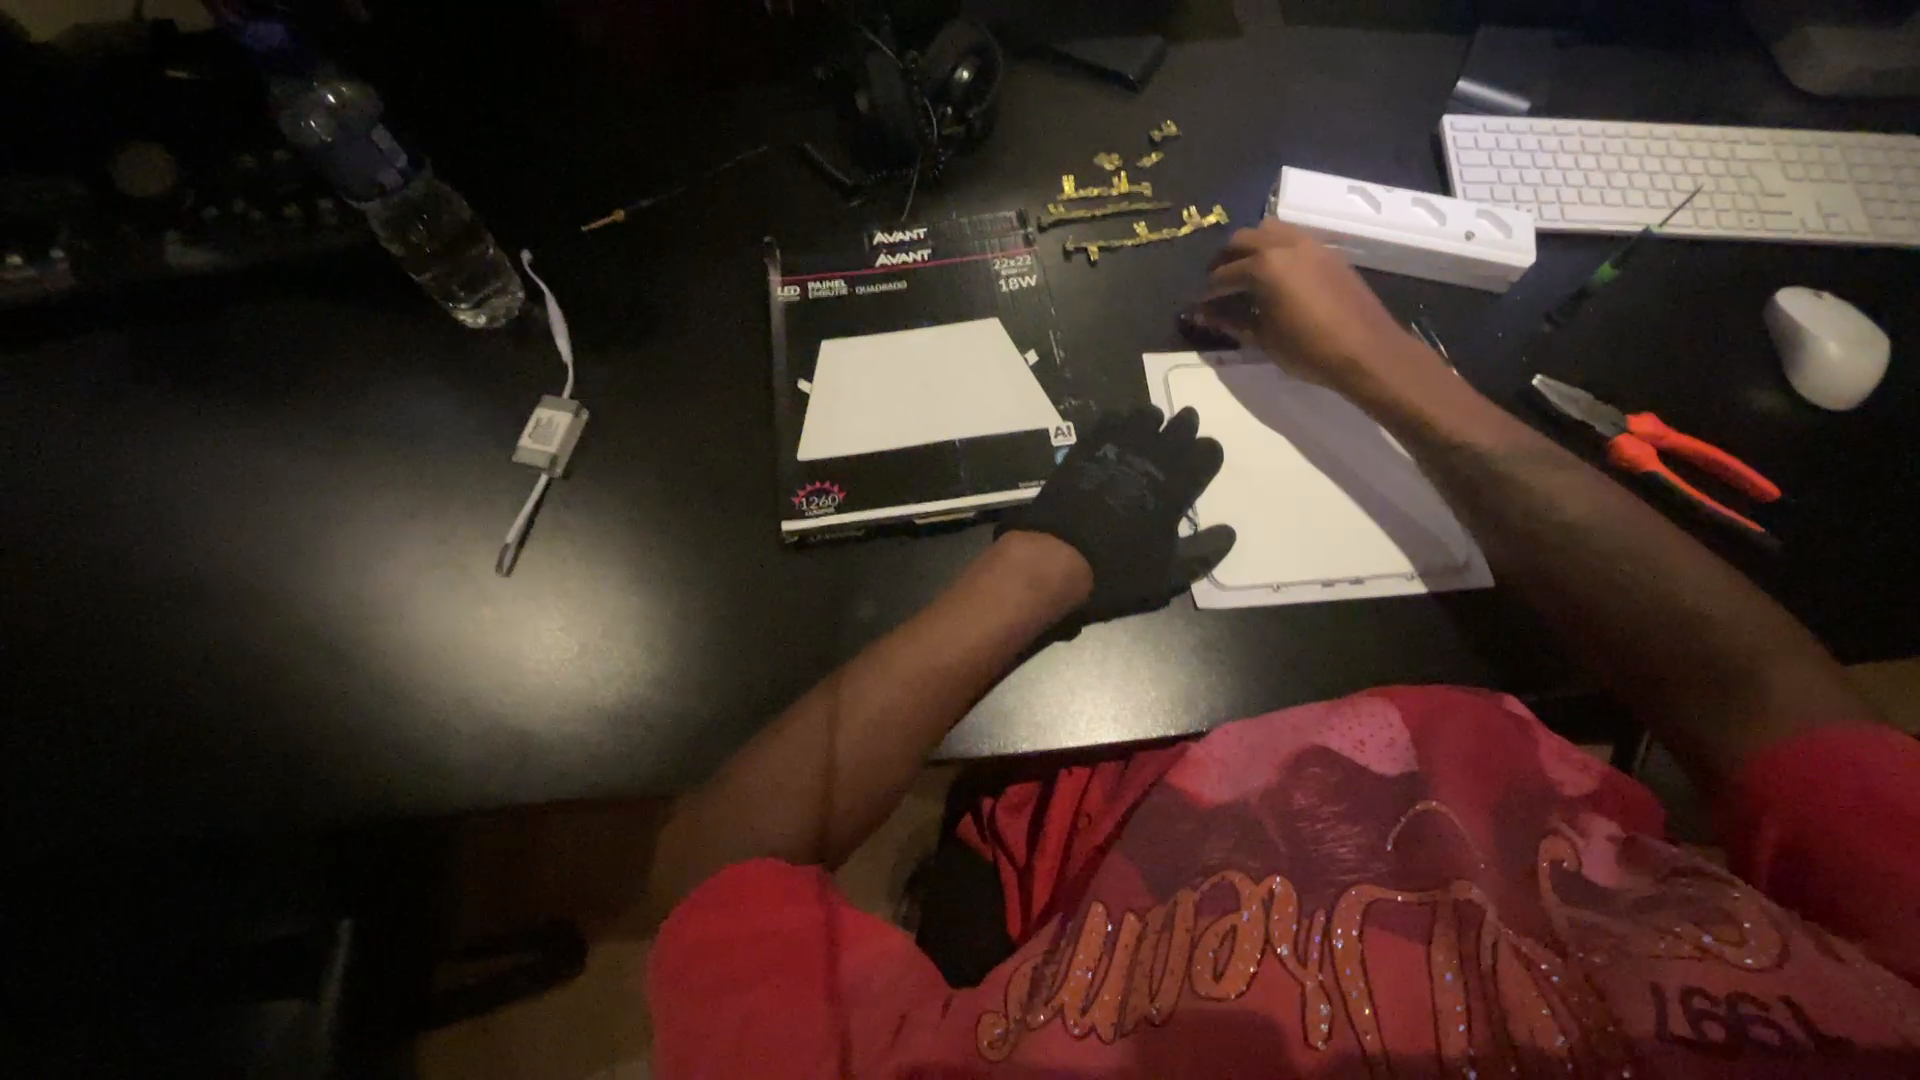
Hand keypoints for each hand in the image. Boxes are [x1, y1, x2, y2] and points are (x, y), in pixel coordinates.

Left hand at [999, 405, 1233, 623]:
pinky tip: (1117, 429)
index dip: (1208, 454)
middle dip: (1185, 427)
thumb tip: (1229, 533)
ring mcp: (1117, 447)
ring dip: (1152, 419)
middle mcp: (1153, 458)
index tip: (1204, 460)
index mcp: (1178, 485)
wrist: (1059, 556)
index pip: (1207, 453)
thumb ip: (1202, 553)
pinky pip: (1108, 420)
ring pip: (1143, 415)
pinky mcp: (1086, 447)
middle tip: (1185, 428)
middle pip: (1179, 427)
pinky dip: (1118, 420)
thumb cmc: (1119, 568)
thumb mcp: (1168, 574)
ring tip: (1151, 427)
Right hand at [1196, 221, 1448, 400]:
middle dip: (1224, 261)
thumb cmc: (1308, 349)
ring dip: (1251, 247)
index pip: (1223, 275)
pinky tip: (1276, 275)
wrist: (1367, 350)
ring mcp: (1310, 244)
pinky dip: (1276, 248)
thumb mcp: (1263, 338)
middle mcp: (1285, 244)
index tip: (1199, 305)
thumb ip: (1231, 321)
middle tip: (1217, 284)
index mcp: (1264, 266)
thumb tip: (1204, 315)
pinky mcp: (1328, 252)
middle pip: (1242, 240)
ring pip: (1269, 229)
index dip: (1207, 292)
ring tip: (1246, 272)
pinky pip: (1293, 238)